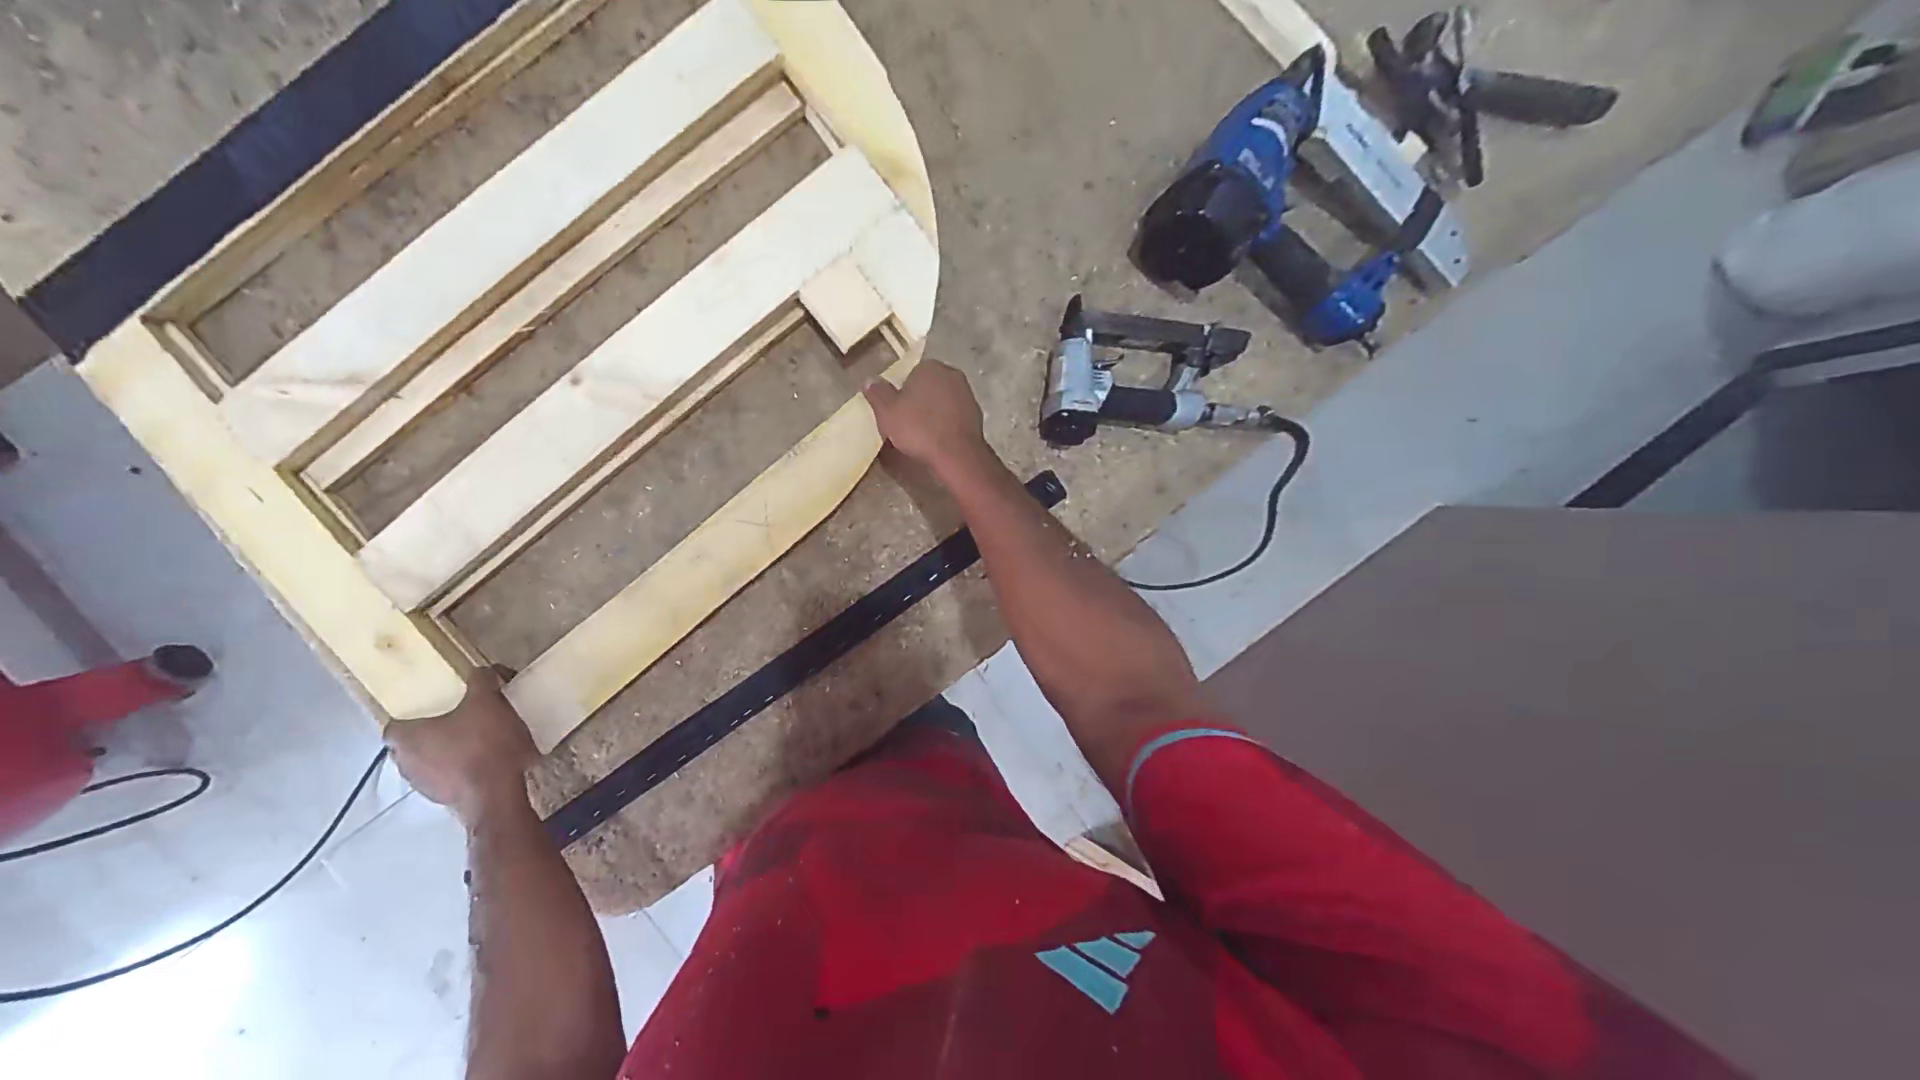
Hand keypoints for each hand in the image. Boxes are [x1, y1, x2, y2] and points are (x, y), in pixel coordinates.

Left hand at [386, 671, 536, 827]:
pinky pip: (447, 778)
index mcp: (405, 737)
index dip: (414, 715)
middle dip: (434, 734)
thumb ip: (481, 681)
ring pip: (429, 763)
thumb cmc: (483, 743)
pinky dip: (461, 770)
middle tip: (462, 722)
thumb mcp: (487, 701)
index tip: (437, 709)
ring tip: (479, 742)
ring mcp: (421, 786)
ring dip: (447, 753)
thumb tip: (482, 670)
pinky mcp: (442, 800)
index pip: (395, 724)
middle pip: (412, 744)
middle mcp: (403, 763)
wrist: (496, 792)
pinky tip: (486, 763)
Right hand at [861, 360, 993, 475]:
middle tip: (907, 423)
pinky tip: (939, 439)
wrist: (957, 454)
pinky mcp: (977, 415)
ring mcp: (967, 394)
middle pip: (928, 386)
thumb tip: (870, 380)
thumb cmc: (919, 429)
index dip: (901, 392)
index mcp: (930, 367)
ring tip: (923, 434)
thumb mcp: (887, 412)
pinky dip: (946, 424)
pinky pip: (954, 416)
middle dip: (919, 400)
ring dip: (934, 412)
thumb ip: (877, 393)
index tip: (896, 411)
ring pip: (942, 401)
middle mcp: (952, 374)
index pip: (911, 373)